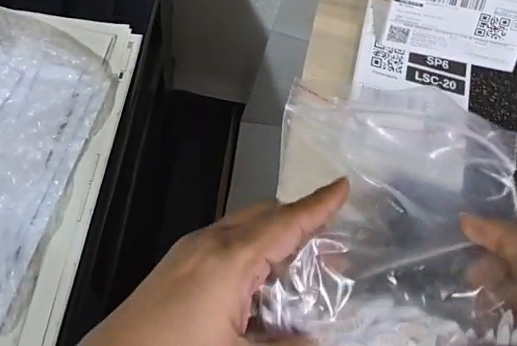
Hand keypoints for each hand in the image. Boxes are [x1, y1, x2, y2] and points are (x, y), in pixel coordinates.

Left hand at [84, 178, 349, 345]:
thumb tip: (318, 341)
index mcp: (230, 258)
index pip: (285, 222)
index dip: (318, 205)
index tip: (343, 186)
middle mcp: (209, 243)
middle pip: (265, 217)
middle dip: (299, 224)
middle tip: (331, 249)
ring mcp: (187, 253)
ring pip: (242, 230)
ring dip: (273, 241)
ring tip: (300, 272)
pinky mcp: (173, 268)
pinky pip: (223, 245)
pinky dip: (249, 254)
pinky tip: (257, 289)